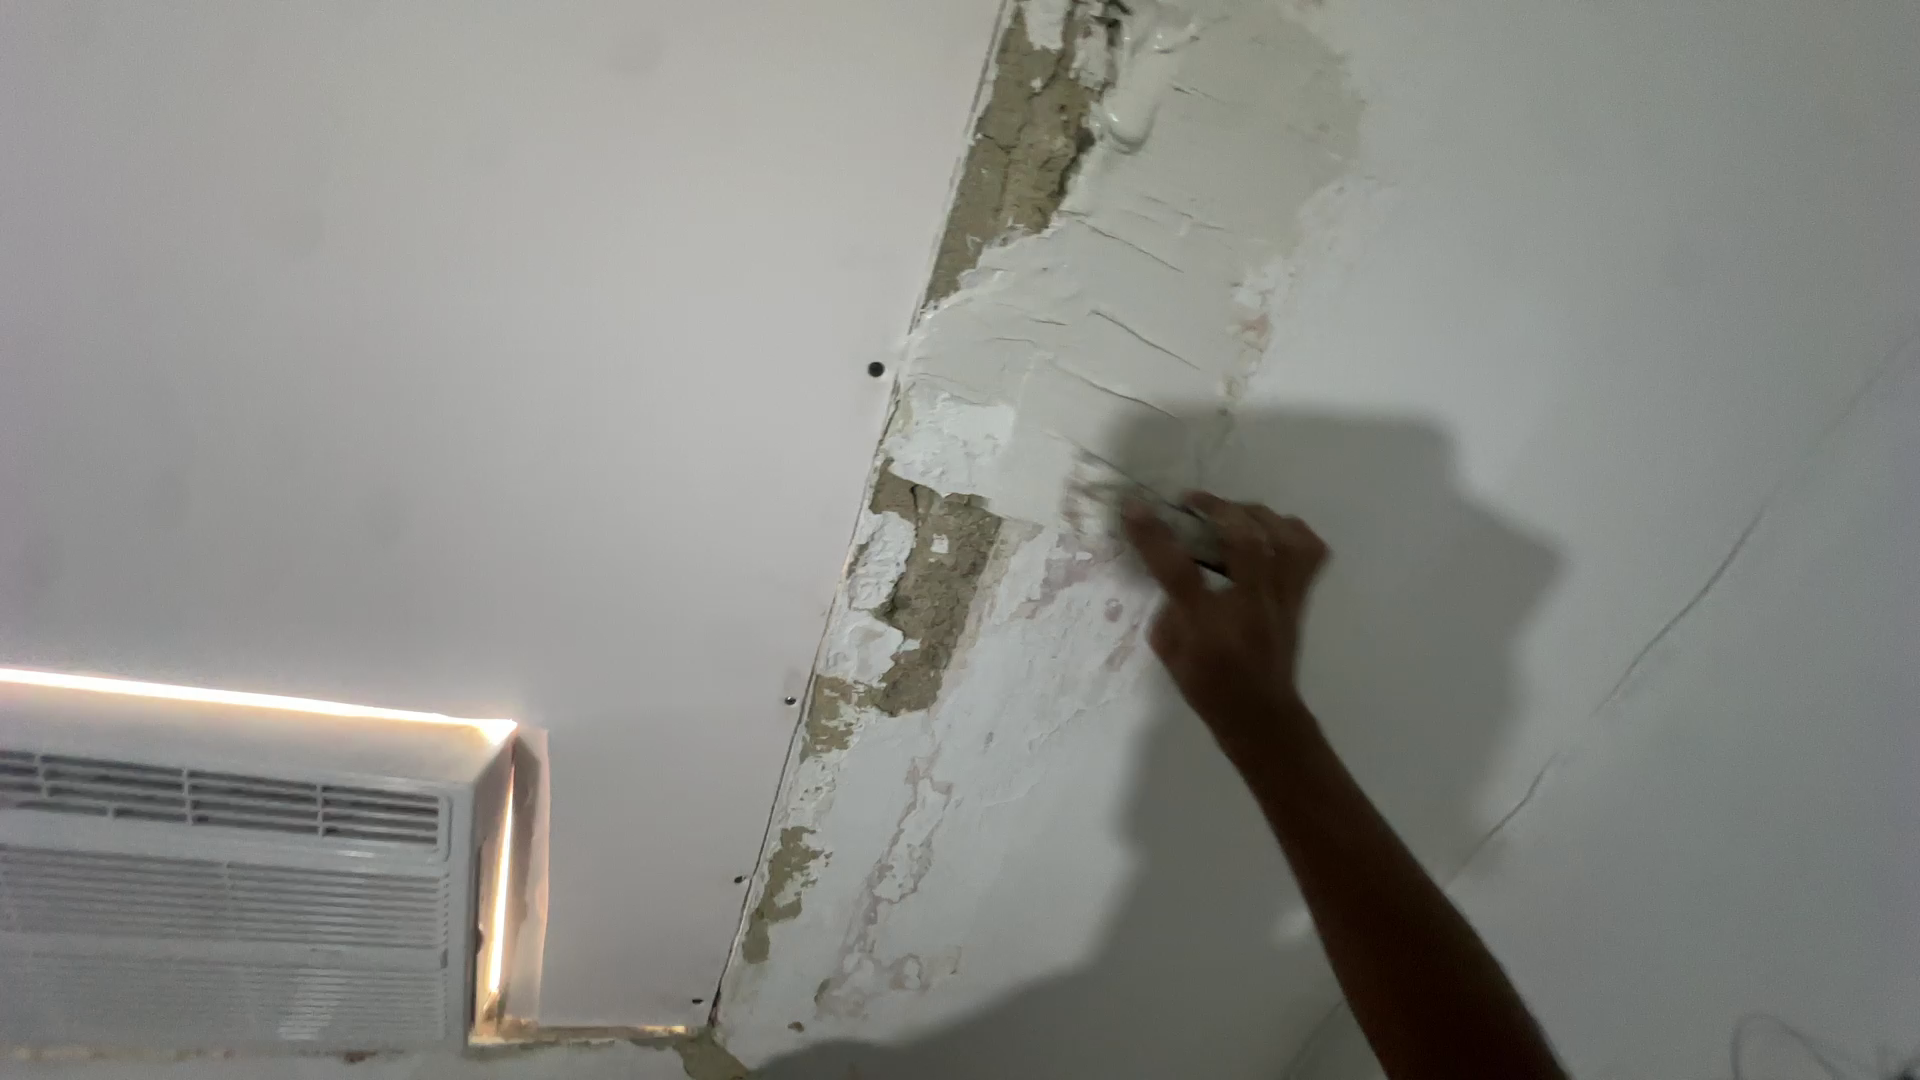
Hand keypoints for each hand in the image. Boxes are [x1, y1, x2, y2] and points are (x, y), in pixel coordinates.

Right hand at [1123, 492, 1329, 761]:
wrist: (1261, 716)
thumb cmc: (1208, 688)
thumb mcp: (1169, 651)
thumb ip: (1168, 607)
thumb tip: (1172, 570)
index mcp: (1209, 626)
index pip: (1179, 571)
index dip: (1154, 536)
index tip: (1134, 507)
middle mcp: (1251, 607)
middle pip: (1244, 542)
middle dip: (1216, 509)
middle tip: (1190, 500)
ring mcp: (1282, 601)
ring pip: (1283, 539)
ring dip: (1254, 513)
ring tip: (1231, 509)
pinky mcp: (1300, 599)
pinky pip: (1310, 552)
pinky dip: (1293, 530)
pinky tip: (1271, 527)